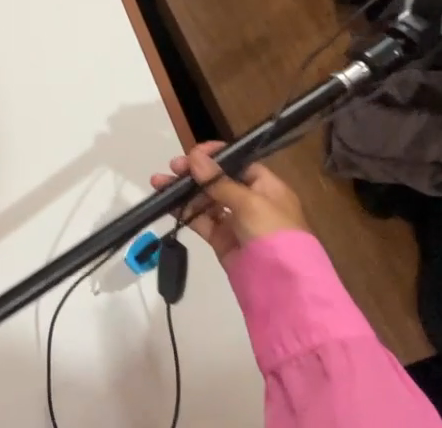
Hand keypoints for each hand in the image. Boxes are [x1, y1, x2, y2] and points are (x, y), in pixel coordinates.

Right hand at [150, 142, 308, 263]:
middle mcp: (251, 201)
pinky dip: (184, 211)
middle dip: (194, 172)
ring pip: (205, 199)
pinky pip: (201, 220)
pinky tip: (166, 203)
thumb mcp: (250, 203)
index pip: (238, 163)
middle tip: (173, 168)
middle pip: (218, 180)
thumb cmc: (273, 234)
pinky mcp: (222, 239)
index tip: (193, 153)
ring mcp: (235, 221)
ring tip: (158, 182)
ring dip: (183, 190)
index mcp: (266, 188)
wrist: (282, 287)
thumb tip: (194, 156)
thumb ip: (218, 181)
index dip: (215, 156)